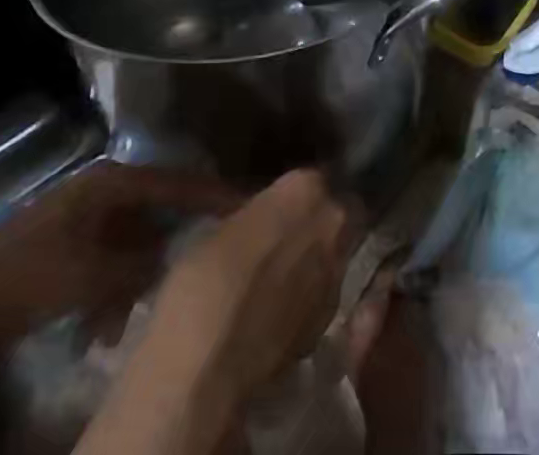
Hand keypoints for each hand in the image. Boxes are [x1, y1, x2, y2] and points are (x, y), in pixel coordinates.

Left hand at [0, 161, 240, 337]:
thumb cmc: (28, 277)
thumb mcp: (95, 275)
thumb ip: (146, 264)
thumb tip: (182, 260)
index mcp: (112, 183)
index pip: (179, 183)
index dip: (216, 196)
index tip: (252, 209)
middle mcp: (104, 191)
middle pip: (160, 214)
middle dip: (174, 252)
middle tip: (206, 275)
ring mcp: (88, 218)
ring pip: (136, 246)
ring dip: (137, 284)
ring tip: (126, 324)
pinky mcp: (74, 245)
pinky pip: (112, 264)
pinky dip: (114, 293)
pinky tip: (103, 330)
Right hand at [141, 169, 357, 399]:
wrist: (210, 361)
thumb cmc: (202, 279)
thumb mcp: (219, 228)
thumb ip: (257, 214)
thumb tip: (264, 216)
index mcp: (303, 192)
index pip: (310, 178)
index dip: (292, 193)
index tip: (274, 204)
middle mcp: (330, 227)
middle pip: (332, 212)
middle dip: (314, 219)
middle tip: (282, 234)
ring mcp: (335, 273)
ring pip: (335, 251)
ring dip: (317, 254)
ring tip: (282, 272)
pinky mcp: (331, 315)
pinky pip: (325, 288)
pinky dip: (311, 290)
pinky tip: (283, 305)